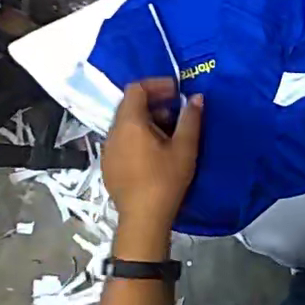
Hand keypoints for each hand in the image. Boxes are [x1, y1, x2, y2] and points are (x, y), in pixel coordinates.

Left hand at [102, 79, 203, 252]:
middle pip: (129, 105)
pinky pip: (122, 140)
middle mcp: (113, 132)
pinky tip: (154, 151)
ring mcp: (108, 149)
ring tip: (169, 132)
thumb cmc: (165, 181)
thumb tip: (196, 97)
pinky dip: (137, 135)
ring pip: (126, 123)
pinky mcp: (108, 165)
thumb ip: (191, 119)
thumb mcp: (185, 148)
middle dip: (154, 102)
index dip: (157, 85)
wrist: (143, 219)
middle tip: (176, 111)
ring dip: (146, 120)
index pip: (136, 89)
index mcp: (129, 123)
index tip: (176, 92)